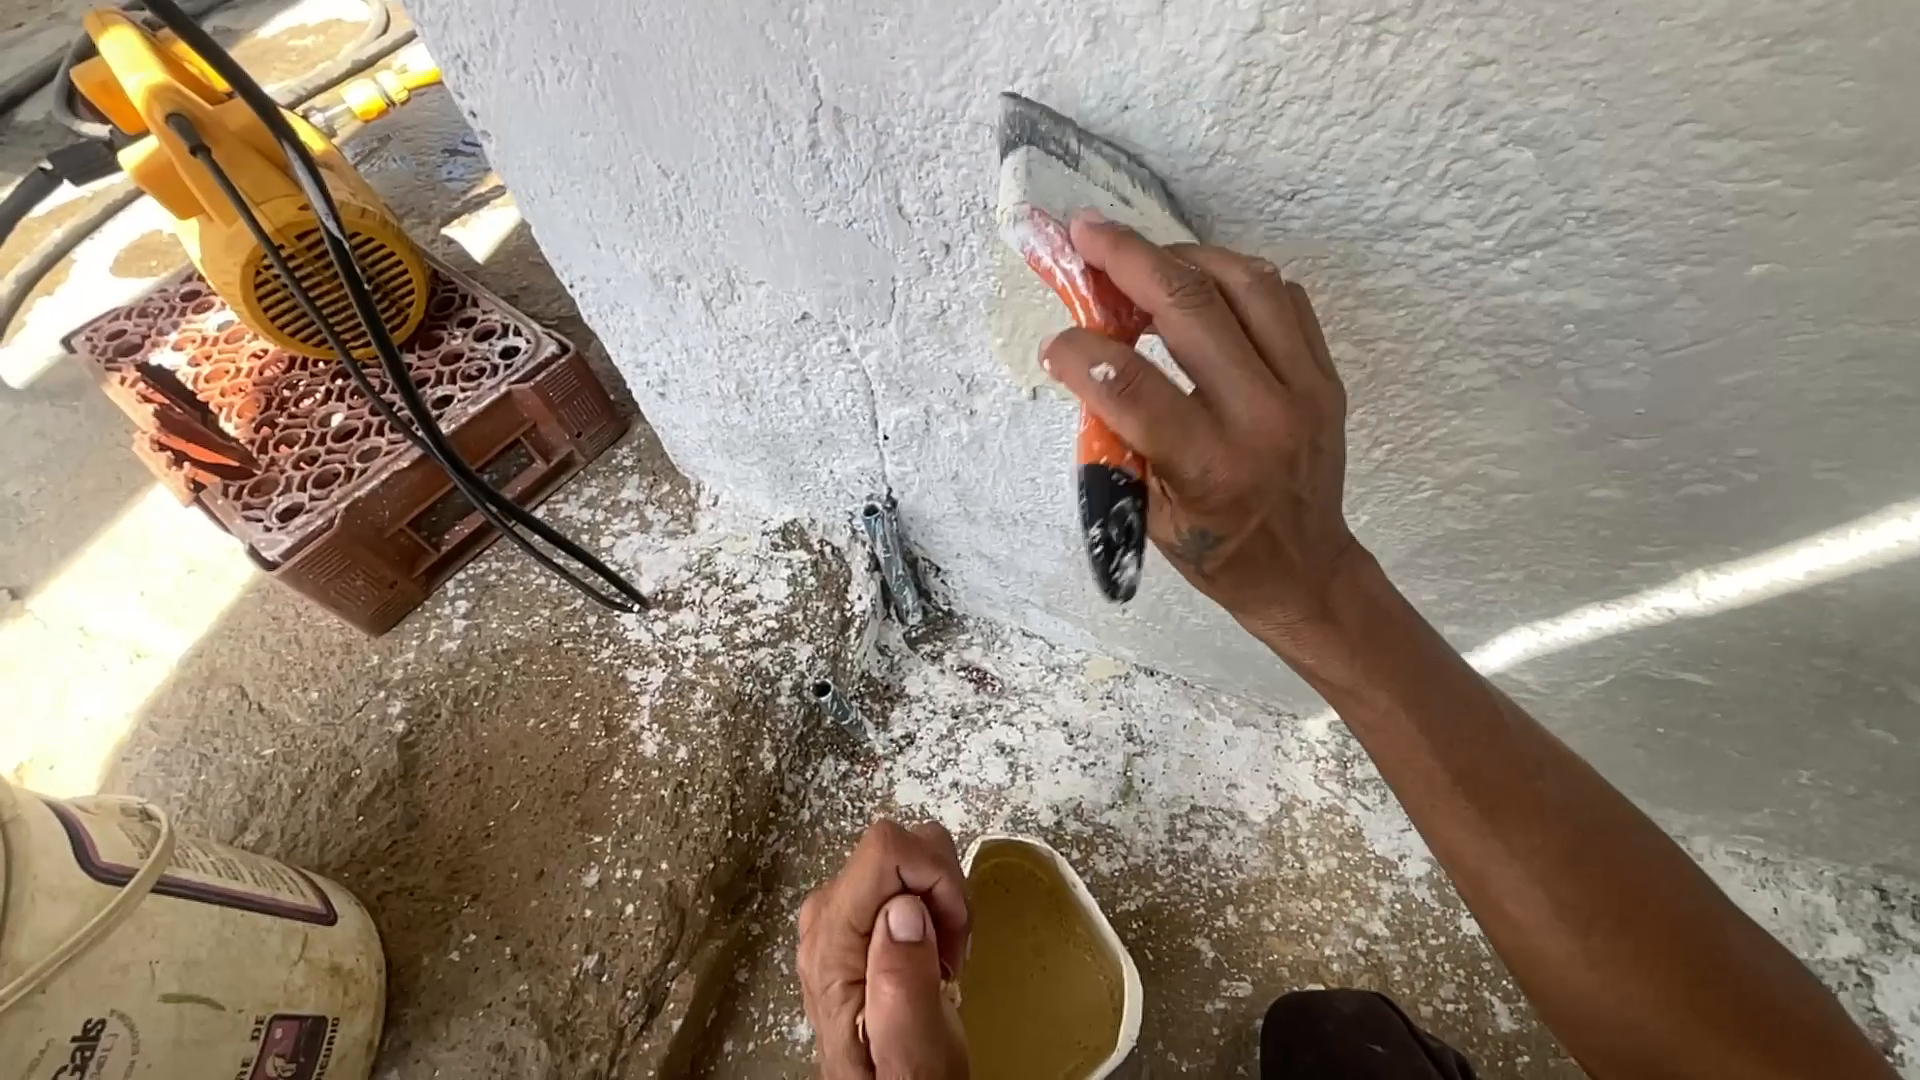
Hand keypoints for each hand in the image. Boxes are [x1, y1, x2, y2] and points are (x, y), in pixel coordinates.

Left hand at [798, 820, 970, 1078]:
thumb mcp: (910, 1057)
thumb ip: (902, 986)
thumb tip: (903, 907)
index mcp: (830, 940)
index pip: (883, 850)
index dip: (934, 874)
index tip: (952, 932)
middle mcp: (827, 911)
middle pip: (898, 845)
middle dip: (942, 886)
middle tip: (949, 953)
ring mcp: (842, 907)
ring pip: (909, 851)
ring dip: (943, 896)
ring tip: (943, 958)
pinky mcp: (861, 909)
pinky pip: (910, 872)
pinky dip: (937, 900)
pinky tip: (935, 950)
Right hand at [1041, 212, 1359, 650]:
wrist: (1305, 569)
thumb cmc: (1216, 552)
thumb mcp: (1146, 512)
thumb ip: (1119, 437)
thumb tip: (1090, 364)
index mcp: (1208, 467)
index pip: (1131, 385)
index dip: (1081, 353)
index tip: (1056, 346)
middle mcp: (1263, 418)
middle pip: (1190, 307)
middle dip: (1127, 260)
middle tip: (1086, 233)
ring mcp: (1304, 389)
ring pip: (1244, 283)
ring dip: (1182, 257)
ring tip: (1141, 257)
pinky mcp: (1325, 374)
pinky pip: (1281, 295)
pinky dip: (1233, 275)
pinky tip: (1198, 282)